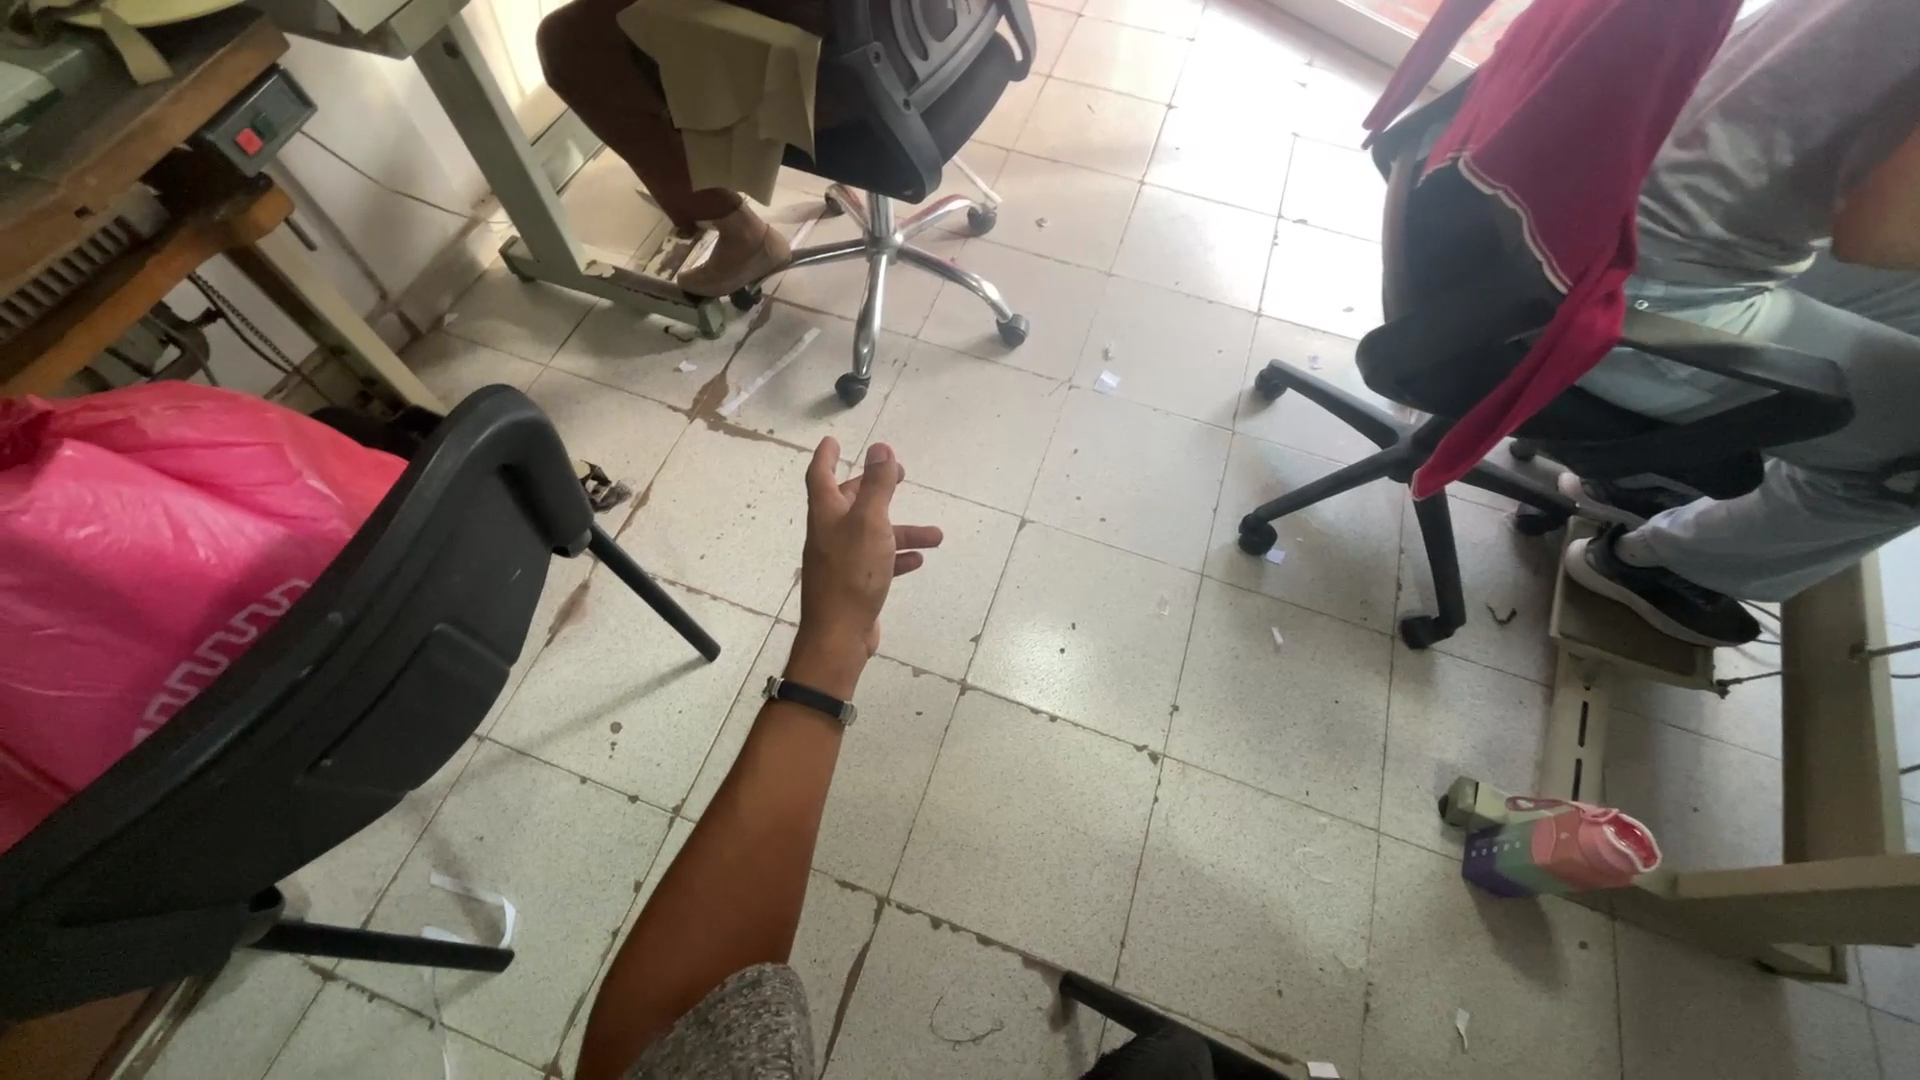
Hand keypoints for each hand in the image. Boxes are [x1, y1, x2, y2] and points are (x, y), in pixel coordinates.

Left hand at [788, 439, 942, 697]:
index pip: (821, 475)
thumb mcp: (870, 522)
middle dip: (873, 488)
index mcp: (826, 514)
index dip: (827, 456)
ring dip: (902, 530)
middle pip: (849, 502)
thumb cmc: (852, 572)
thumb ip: (877, 485)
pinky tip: (918, 560)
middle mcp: (829, 533)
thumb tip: (881, 447)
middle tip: (900, 476)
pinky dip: (897, 557)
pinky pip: (878, 562)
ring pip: (873, 534)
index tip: (834, 441)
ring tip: (936, 535)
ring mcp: (841, 560)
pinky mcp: (854, 584)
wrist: (840, 635)